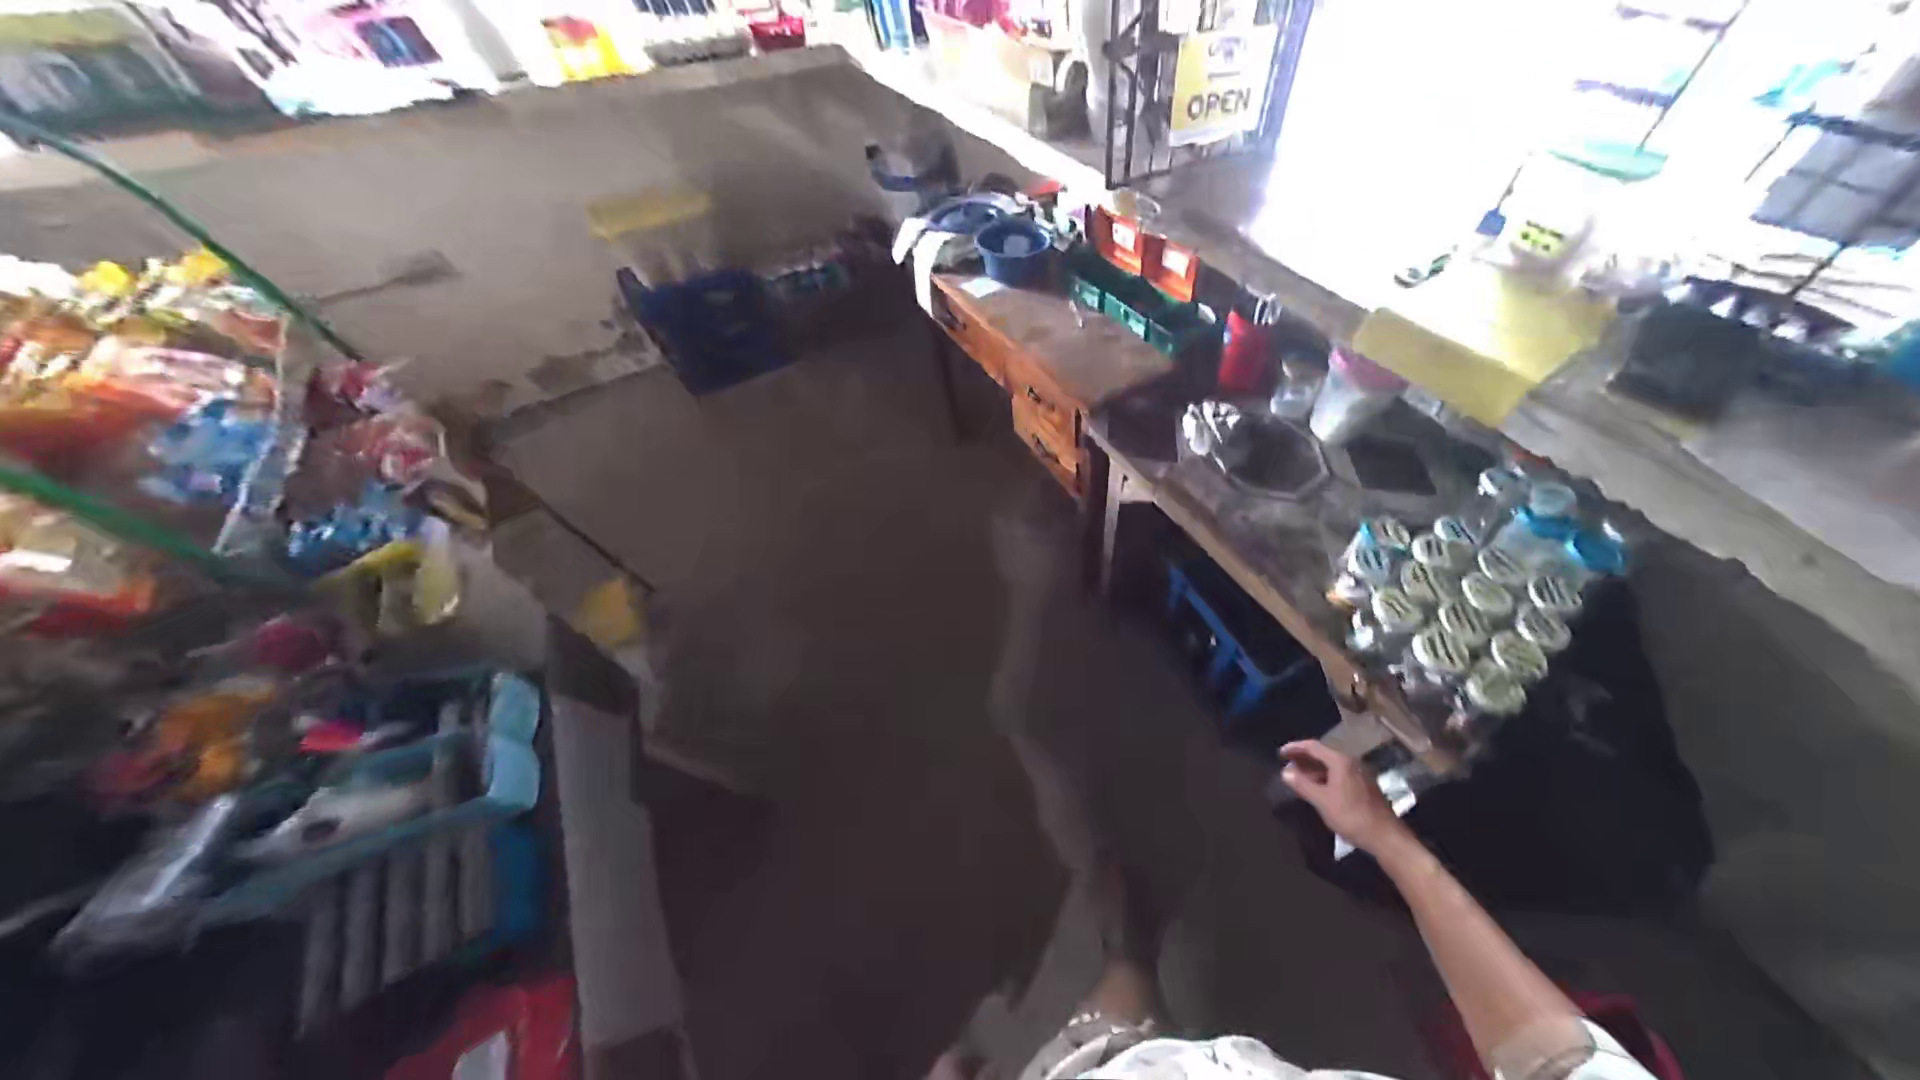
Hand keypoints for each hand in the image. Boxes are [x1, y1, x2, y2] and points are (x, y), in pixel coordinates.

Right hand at [1280, 740, 1411, 856]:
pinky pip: (1339, 774)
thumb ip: (1302, 784)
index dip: (1294, 748)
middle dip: (1303, 758)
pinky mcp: (1365, 787)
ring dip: (1313, 769)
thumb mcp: (1322, 801)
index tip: (1280, 753)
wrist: (1387, 838)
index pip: (1313, 746)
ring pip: (1331, 766)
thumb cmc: (1352, 816)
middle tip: (1287, 765)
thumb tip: (1285, 772)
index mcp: (1340, 762)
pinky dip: (1325, 777)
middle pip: (1323, 754)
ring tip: (1299, 778)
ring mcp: (1360, 775)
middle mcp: (1352, 763)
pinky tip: (1317, 788)